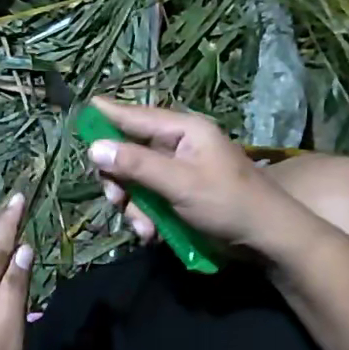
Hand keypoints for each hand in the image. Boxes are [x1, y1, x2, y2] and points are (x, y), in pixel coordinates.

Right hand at [86, 96, 295, 251]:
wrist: (265, 240)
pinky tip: (152, 235)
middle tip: (116, 201)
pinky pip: (147, 200)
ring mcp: (178, 171)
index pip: (137, 116)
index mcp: (185, 131)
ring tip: (143, 229)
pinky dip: (145, 218)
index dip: (108, 114)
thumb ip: (137, 165)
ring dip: (133, 207)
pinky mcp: (178, 195)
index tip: (83, 109)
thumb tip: (94, 148)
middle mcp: (178, 146)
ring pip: (134, 182)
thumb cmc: (228, 203)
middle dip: (119, 181)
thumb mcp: (179, 183)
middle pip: (128, 153)